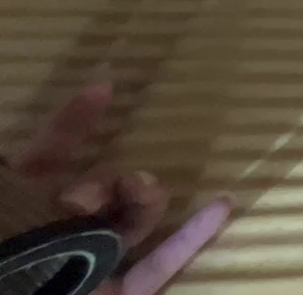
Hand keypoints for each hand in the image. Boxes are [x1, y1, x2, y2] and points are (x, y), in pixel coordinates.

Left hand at [7, 79, 230, 294]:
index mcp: (16, 223)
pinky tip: (222, 205)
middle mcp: (54, 239)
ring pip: (131, 221)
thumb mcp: (0, 214)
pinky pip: (161, 264)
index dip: (69, 128)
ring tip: (141, 190)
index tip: (102, 87)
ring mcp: (91, 267)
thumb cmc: (1, 268)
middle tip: (96, 187)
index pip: (43, 164)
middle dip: (104, 179)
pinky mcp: (122, 291)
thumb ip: (16, 181)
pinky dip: (192, 237)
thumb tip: (20, 147)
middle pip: (94, 193)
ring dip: (145, 199)